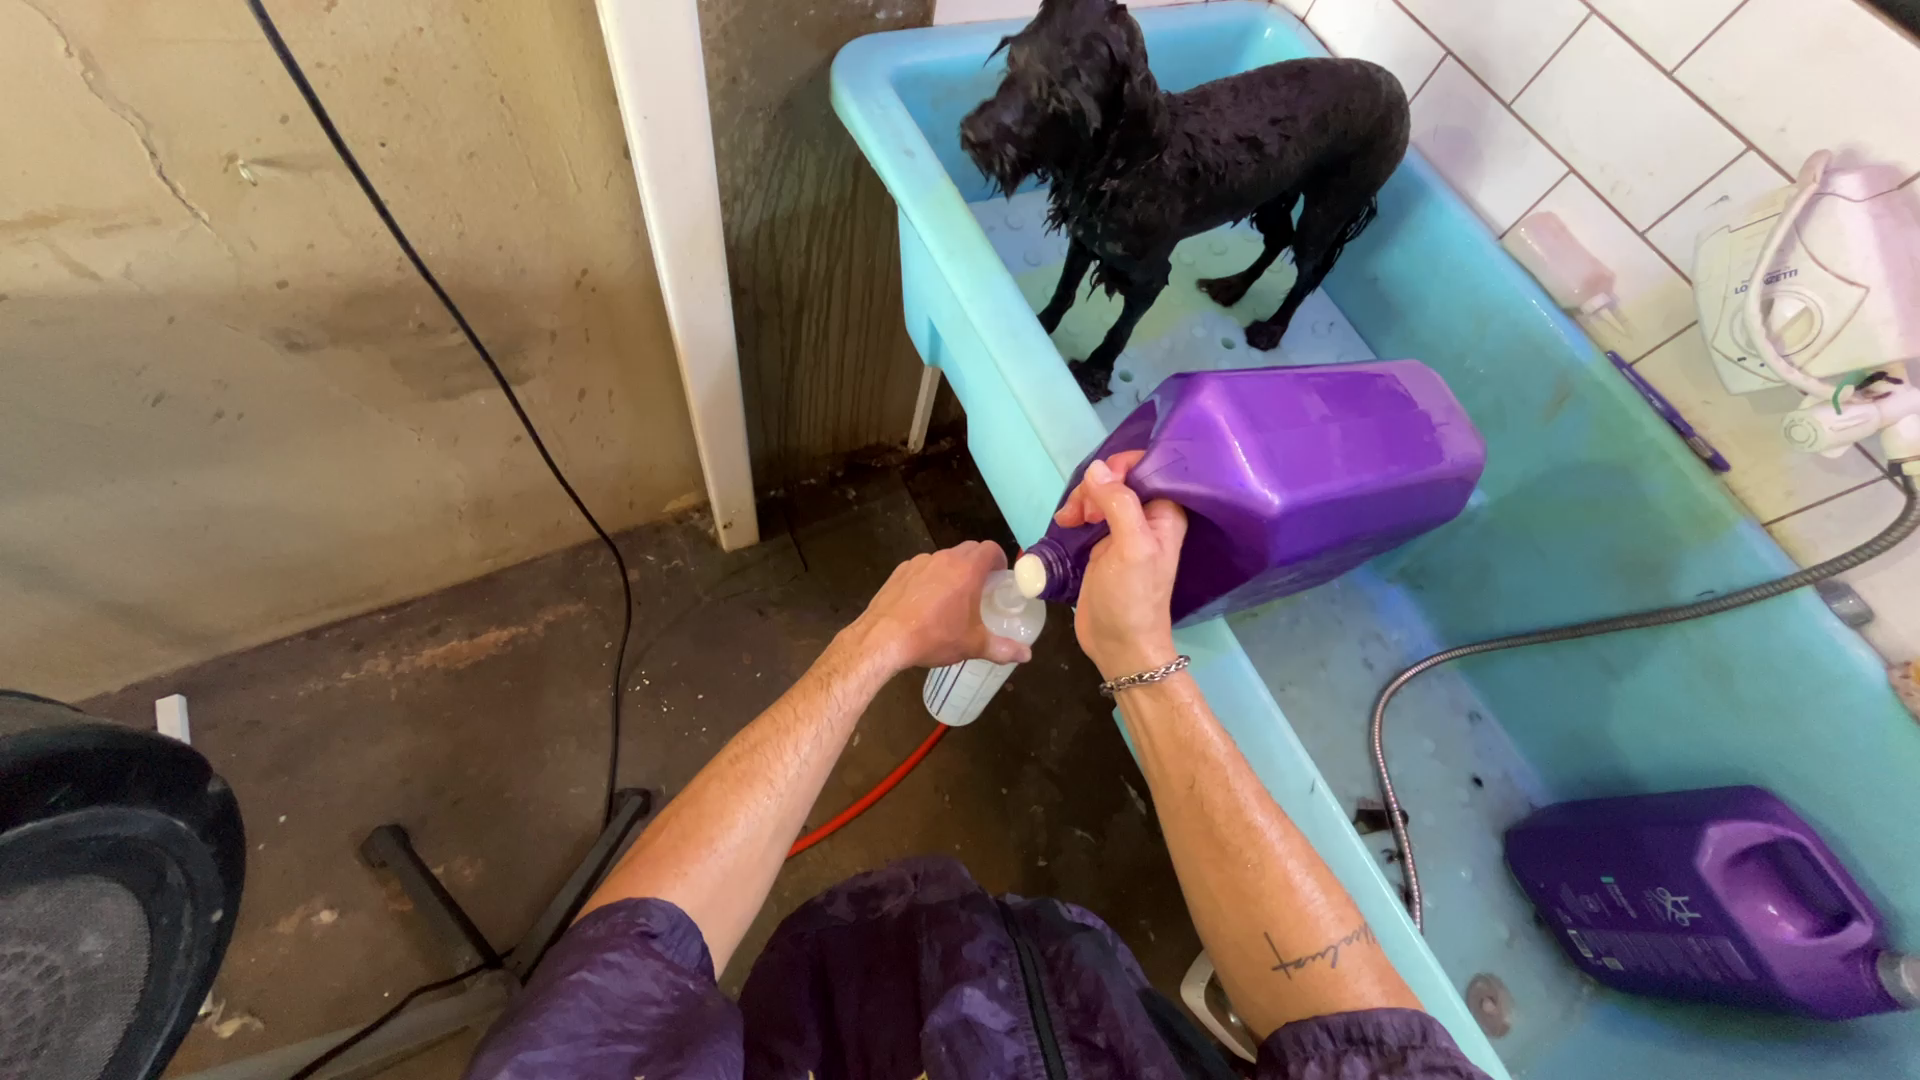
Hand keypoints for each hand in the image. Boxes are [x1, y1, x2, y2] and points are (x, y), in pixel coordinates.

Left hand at [849, 541, 1032, 671]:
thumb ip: (1003, 649)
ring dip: (952, 571)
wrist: (884, 638)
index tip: (999, 576)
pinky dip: (929, 578)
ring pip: (943, 559)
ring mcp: (919, 562)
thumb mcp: (973, 645)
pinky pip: (922, 568)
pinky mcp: (900, 571)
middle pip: (968, 550)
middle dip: (977, 564)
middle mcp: (944, 559)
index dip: (998, 559)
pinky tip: (924, 602)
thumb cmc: (934, 637)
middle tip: (979, 588)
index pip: (990, 549)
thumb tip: (1027, 655)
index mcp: (967, 570)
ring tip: (951, 597)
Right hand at [1053, 452, 1187, 677]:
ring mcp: (1124, 531)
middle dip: (1094, 487)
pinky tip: (1064, 525)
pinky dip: (1074, 514)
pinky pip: (1088, 514)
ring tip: (1068, 521)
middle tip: (1081, 513)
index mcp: (1165, 513)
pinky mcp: (1103, 545)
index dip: (1120, 469)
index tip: (1099, 487)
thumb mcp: (1130, 548)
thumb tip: (1095, 469)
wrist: (1118, 644)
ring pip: (1099, 495)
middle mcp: (1147, 517)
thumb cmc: (1132, 598)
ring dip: (1080, 501)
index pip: (1148, 468)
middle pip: (1117, 479)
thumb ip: (1118, 504)